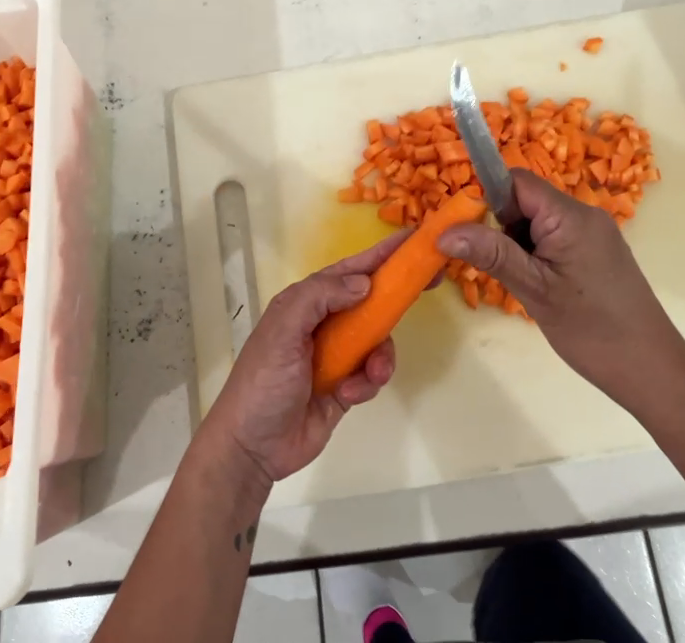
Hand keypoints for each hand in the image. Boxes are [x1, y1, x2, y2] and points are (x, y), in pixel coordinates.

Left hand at [198, 232, 404, 483]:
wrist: (253, 446)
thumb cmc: (263, 382)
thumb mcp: (283, 331)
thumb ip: (319, 298)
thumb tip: (364, 282)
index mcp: (305, 303)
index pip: (349, 271)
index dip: (381, 254)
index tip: (415, 238)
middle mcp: (323, 323)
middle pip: (371, 300)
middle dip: (397, 295)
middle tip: (431, 282)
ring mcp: (336, 356)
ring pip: (379, 340)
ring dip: (380, 355)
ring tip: (368, 373)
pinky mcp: (347, 386)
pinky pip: (373, 374)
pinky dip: (368, 383)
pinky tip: (348, 394)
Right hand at [439, 171, 684, 402]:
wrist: (650, 368)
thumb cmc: (591, 329)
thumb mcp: (533, 289)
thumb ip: (490, 253)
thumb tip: (443, 232)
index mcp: (570, 216)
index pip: (516, 182)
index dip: (485, 197)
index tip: (464, 229)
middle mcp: (584, 215)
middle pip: (524, 200)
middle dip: (499, 226)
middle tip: (489, 264)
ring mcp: (593, 234)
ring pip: (536, 221)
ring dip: (516, 243)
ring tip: (517, 281)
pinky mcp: (596, 253)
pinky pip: (553, 237)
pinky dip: (534, 254)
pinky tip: (535, 285)